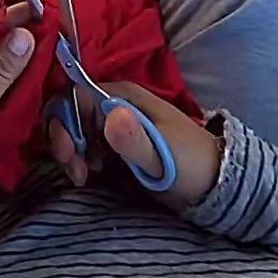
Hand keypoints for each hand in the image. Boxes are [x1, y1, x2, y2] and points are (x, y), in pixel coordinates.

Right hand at [48, 82, 221, 209]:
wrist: (213, 182)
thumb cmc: (190, 163)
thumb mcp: (162, 155)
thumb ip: (134, 140)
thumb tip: (109, 115)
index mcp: (124, 95)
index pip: (75, 95)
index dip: (64, 121)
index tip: (69, 154)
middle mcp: (115, 104)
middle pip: (70, 112)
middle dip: (65, 140)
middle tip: (77, 172)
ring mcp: (114, 123)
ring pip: (75, 129)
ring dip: (72, 153)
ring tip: (86, 177)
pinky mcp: (115, 143)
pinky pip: (86, 143)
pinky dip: (81, 159)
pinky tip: (92, 175)